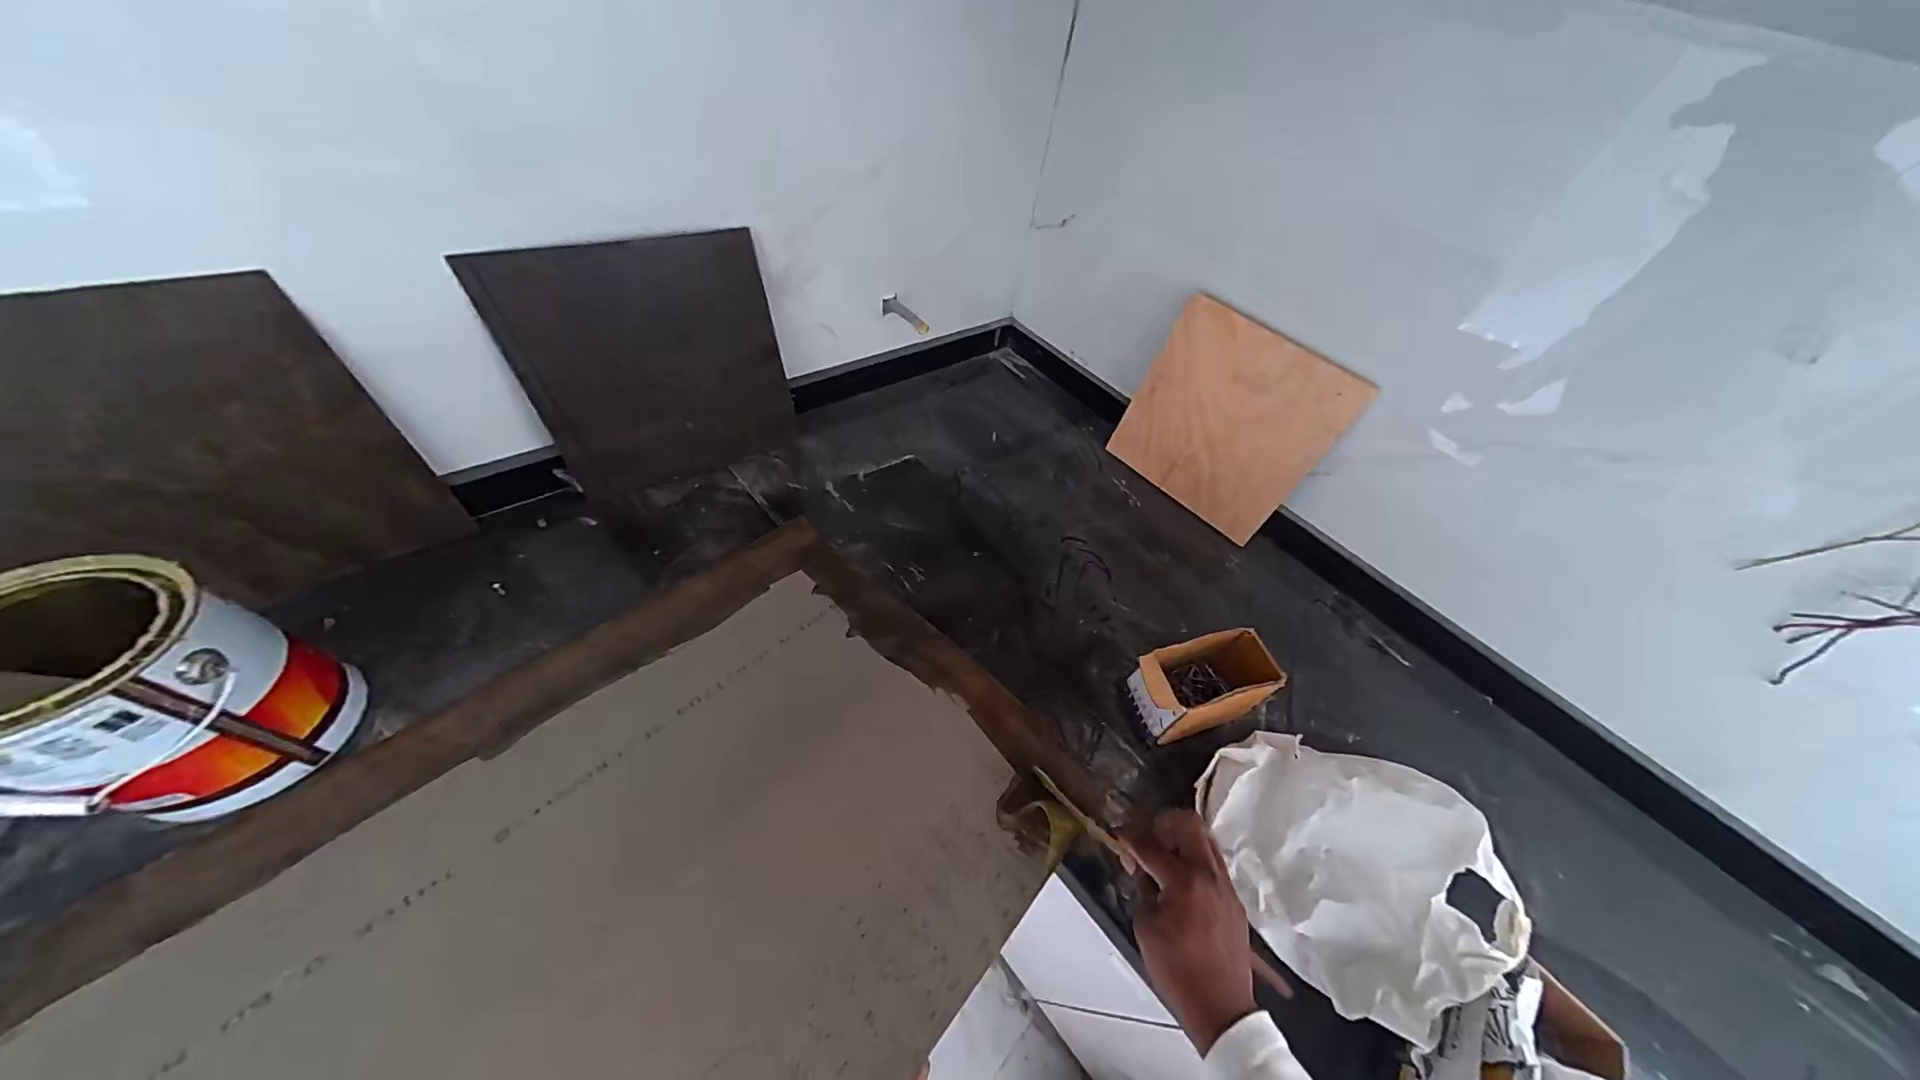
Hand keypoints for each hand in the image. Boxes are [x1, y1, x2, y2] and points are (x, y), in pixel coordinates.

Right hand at [1120, 809, 1256, 1053]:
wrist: (1222, 1009)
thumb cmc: (1177, 970)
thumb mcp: (1146, 927)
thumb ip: (1143, 889)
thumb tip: (1142, 869)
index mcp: (1184, 880)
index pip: (1150, 844)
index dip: (1128, 837)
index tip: (1117, 836)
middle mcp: (1209, 875)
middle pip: (1187, 823)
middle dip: (1161, 825)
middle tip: (1146, 842)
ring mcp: (1226, 886)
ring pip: (1204, 840)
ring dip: (1181, 842)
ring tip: (1163, 862)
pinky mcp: (1234, 900)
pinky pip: (1214, 864)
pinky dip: (1195, 862)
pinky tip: (1181, 884)